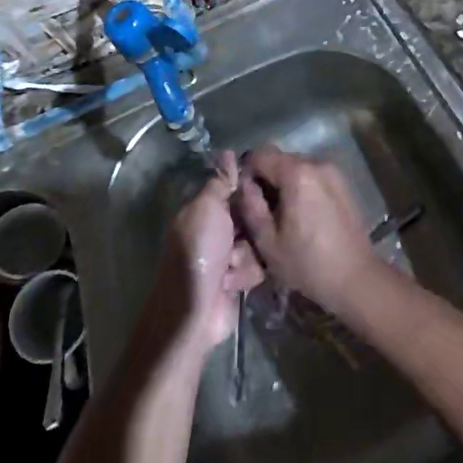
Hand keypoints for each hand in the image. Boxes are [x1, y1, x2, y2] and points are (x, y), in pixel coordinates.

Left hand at [152, 151, 264, 353]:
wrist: (193, 309)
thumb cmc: (198, 252)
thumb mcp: (206, 209)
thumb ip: (219, 183)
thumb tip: (227, 153)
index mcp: (203, 210)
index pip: (236, 189)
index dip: (251, 189)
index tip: (268, 188)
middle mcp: (216, 229)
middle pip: (252, 217)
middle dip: (252, 228)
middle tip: (242, 237)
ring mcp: (227, 256)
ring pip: (257, 243)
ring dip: (247, 256)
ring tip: (231, 268)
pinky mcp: (238, 279)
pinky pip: (257, 267)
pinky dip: (246, 275)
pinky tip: (233, 283)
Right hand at [236, 148, 382, 316]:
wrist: (358, 280)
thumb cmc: (308, 264)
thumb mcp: (268, 241)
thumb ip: (250, 206)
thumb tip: (243, 185)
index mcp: (297, 173)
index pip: (259, 155)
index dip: (246, 173)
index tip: (245, 198)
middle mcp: (317, 164)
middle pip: (280, 159)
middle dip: (265, 179)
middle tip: (261, 210)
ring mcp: (334, 173)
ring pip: (297, 168)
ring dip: (284, 184)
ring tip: (282, 215)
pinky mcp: (344, 185)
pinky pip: (313, 177)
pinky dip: (302, 188)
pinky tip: (302, 216)